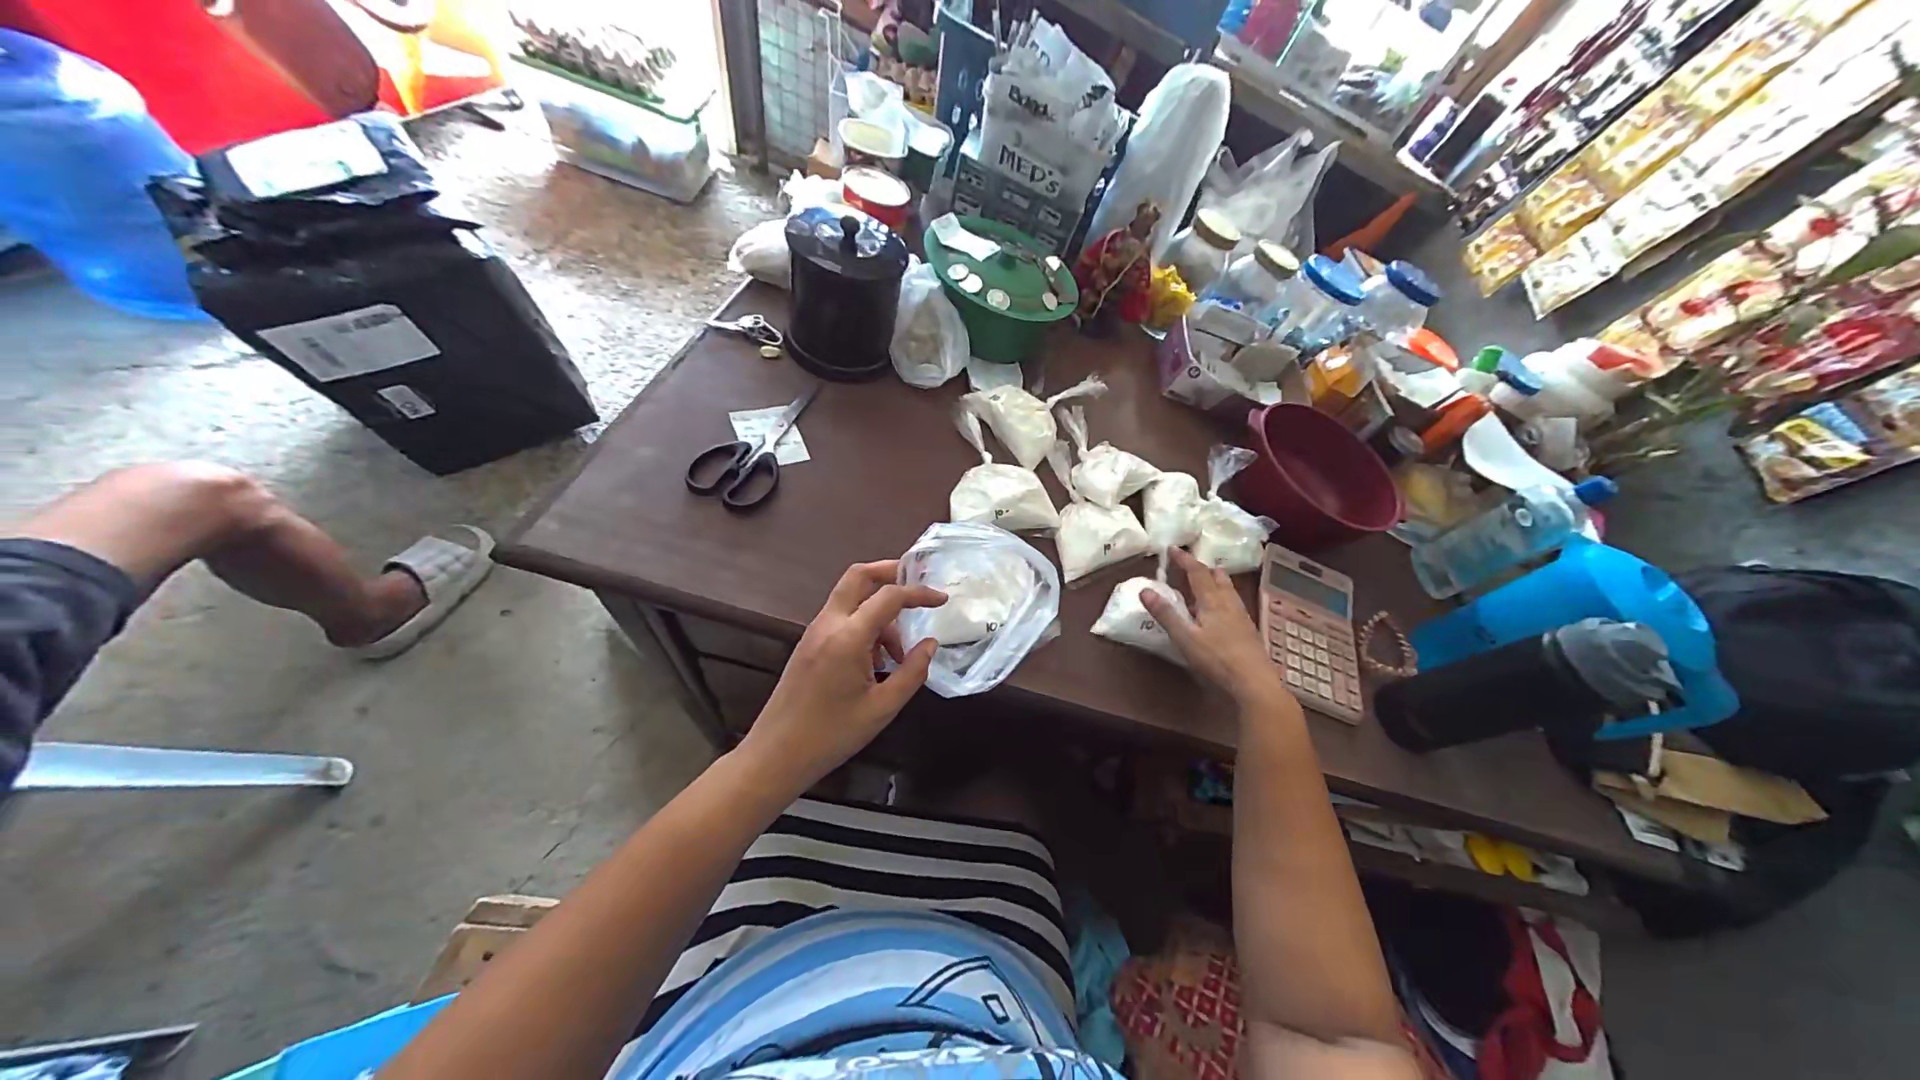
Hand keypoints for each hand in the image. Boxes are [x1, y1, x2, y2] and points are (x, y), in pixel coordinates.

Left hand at [738, 561, 945, 794]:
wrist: (776, 755)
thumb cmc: (832, 735)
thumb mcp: (883, 708)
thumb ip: (912, 672)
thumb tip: (930, 643)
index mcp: (847, 637)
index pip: (888, 597)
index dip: (919, 593)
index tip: (942, 600)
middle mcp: (828, 624)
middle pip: (858, 576)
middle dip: (889, 572)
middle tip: (916, 585)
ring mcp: (814, 632)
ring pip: (850, 599)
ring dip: (878, 611)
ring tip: (898, 655)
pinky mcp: (808, 644)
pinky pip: (841, 619)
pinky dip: (863, 624)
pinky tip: (876, 661)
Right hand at [1143, 548, 1292, 713]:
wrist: (1254, 681)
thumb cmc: (1217, 659)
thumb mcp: (1185, 638)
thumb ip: (1166, 614)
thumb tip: (1145, 590)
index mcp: (1212, 601)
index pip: (1197, 572)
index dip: (1184, 559)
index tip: (1172, 549)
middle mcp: (1228, 602)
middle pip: (1217, 577)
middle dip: (1202, 567)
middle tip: (1189, 564)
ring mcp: (1241, 615)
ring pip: (1228, 588)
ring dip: (1215, 579)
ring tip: (1205, 580)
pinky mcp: (1247, 629)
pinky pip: (1233, 602)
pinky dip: (1222, 595)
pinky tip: (1219, 609)